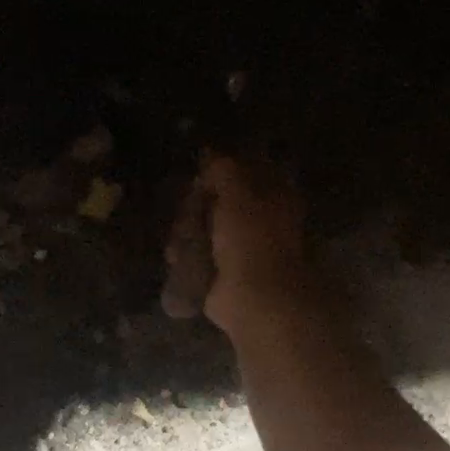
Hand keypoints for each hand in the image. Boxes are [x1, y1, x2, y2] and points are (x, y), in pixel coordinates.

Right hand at [163, 154, 315, 334]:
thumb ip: (223, 170)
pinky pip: (196, 254)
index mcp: (273, 198)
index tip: (200, 175)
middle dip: (197, 203)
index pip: (245, 173)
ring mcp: (238, 249)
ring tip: (178, 236)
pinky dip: (184, 253)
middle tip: (187, 209)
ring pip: (204, 227)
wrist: (253, 297)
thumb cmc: (252, 239)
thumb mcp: (238, 193)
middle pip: (220, 201)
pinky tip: (176, 254)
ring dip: (186, 229)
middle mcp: (258, 221)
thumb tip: (209, 153)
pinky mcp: (220, 272)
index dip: (221, 171)